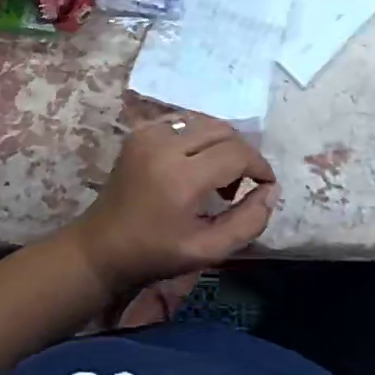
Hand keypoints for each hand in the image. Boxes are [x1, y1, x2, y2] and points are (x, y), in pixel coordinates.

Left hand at [68, 115, 277, 291]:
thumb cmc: (156, 252)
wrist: (103, 244)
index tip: (265, 185)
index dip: (260, 166)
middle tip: (240, 185)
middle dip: (242, 153)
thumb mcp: (208, 250)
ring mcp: (148, 133)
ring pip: (204, 122)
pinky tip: (194, 163)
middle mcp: (164, 145)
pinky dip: (198, 137)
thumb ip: (248, 221)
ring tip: (217, 177)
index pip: (237, 153)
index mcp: (181, 178)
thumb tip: (271, 190)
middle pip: (223, 130)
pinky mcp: (139, 131)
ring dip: (221, 144)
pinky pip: (182, 122)